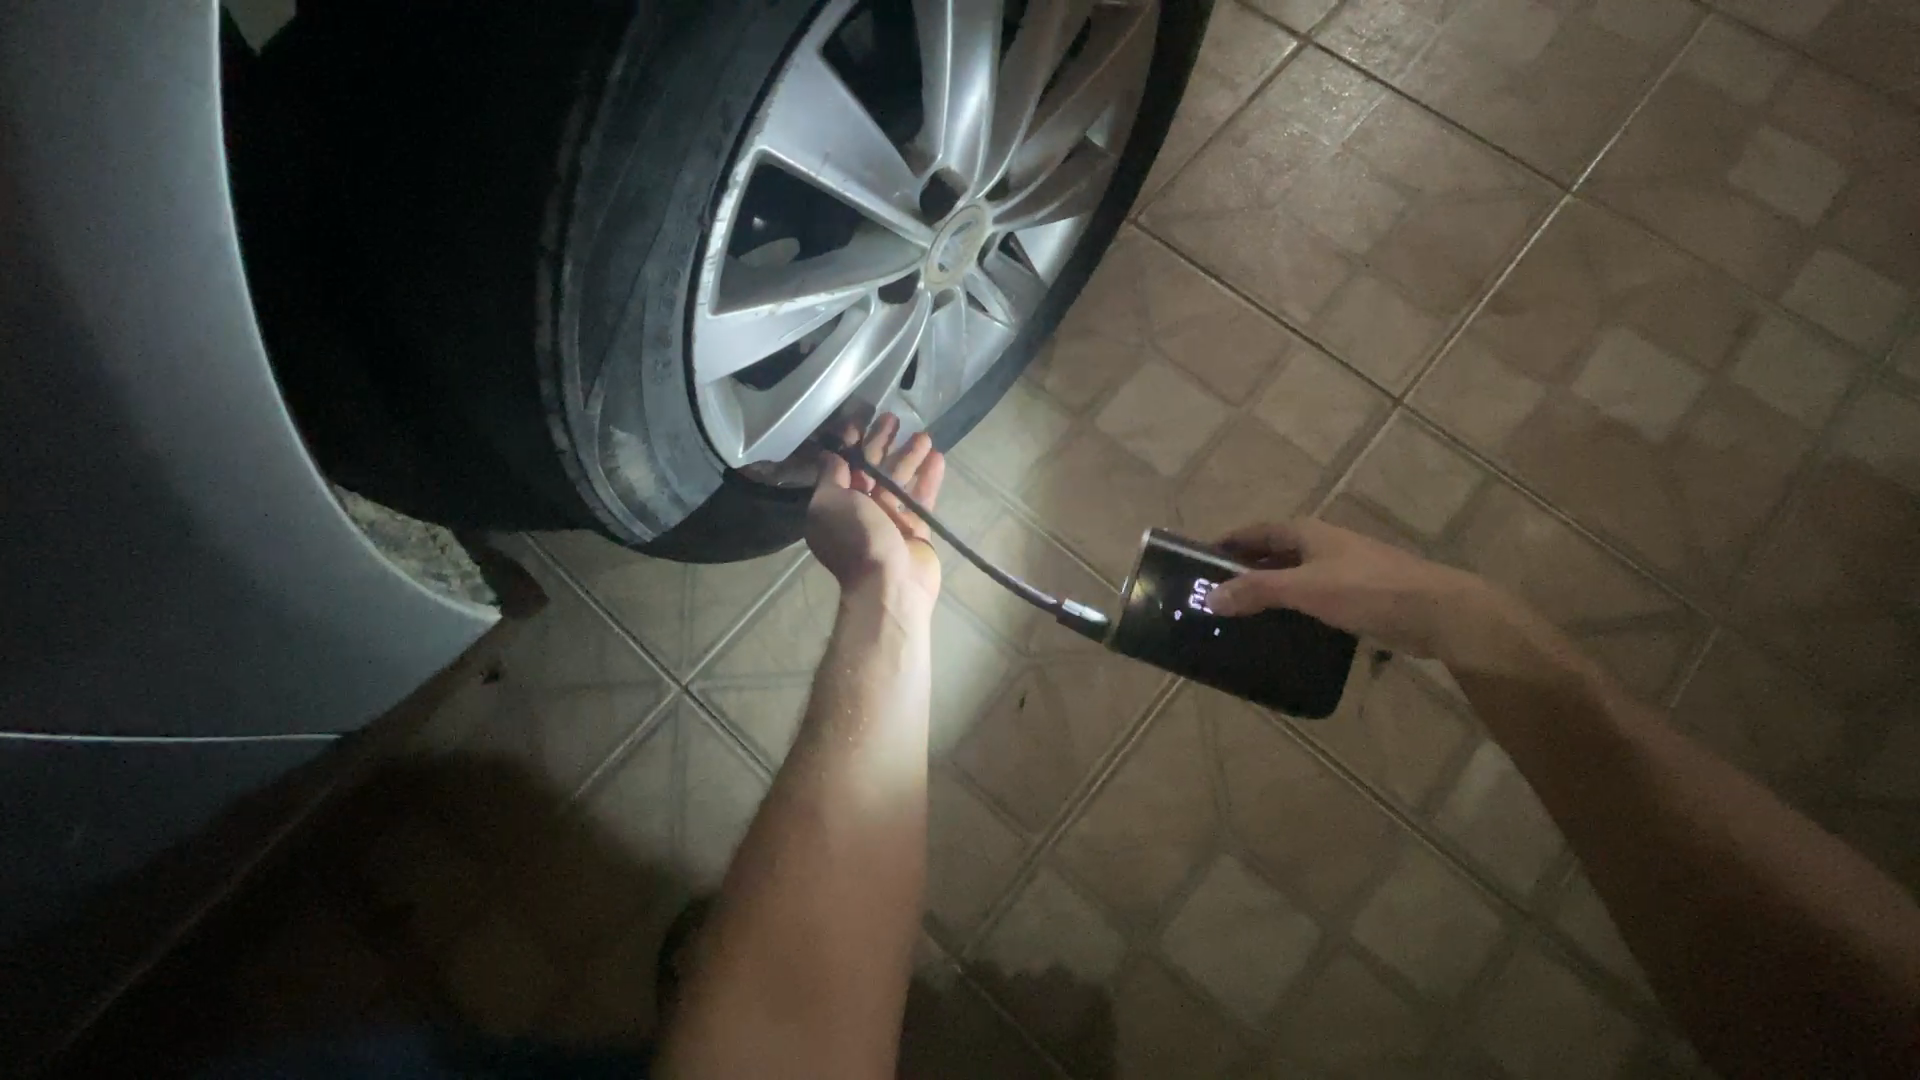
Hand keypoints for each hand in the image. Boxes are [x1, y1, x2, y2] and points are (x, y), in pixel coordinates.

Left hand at [807, 414, 945, 616]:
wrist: (889, 584)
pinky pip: (921, 499)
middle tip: (894, 418)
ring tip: (924, 434)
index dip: (851, 442)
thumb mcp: (830, 502)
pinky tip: (937, 457)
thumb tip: (834, 454)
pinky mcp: (916, 531)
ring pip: (899, 481)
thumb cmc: (856, 539)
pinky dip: (928, 478)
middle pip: (872, 470)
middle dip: (882, 443)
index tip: (862, 418)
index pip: (842, 466)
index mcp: (835, 505)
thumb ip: (832, 476)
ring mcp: (889, 521)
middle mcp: (860, 511)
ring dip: (909, 457)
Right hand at [1205, 519, 1512, 665]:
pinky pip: (1310, 599)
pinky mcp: (1355, 597)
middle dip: (1242, 572)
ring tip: (1238, 617)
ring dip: (1266, 593)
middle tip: (1213, 596)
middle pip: (1271, 555)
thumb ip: (1255, 591)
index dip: (1226, 544)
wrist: (1437, 613)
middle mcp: (1321, 546)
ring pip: (1291, 579)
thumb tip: (1209, 597)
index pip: (1254, 532)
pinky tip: (1278, 632)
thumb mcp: (1304, 588)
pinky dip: (1290, 610)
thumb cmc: (1367, 590)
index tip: (1198, 563)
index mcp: (1307, 533)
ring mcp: (1340, 571)